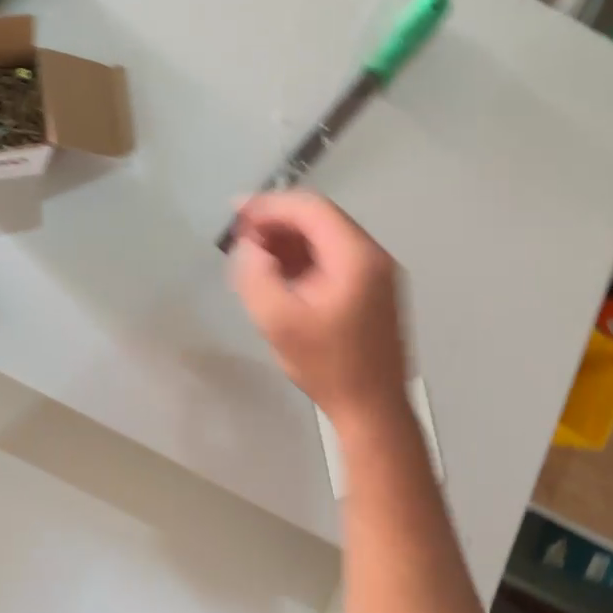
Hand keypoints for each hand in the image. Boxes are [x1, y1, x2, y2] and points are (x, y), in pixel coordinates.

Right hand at [229, 190, 408, 423]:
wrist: (372, 407)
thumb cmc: (327, 366)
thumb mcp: (279, 322)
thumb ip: (257, 277)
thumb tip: (250, 248)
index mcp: (356, 257)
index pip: (311, 210)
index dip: (270, 205)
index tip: (235, 212)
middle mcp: (372, 256)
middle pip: (320, 220)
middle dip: (277, 222)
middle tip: (240, 236)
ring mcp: (376, 273)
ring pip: (326, 239)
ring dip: (288, 240)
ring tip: (253, 255)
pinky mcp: (372, 291)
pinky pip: (333, 259)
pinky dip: (303, 258)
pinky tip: (279, 273)